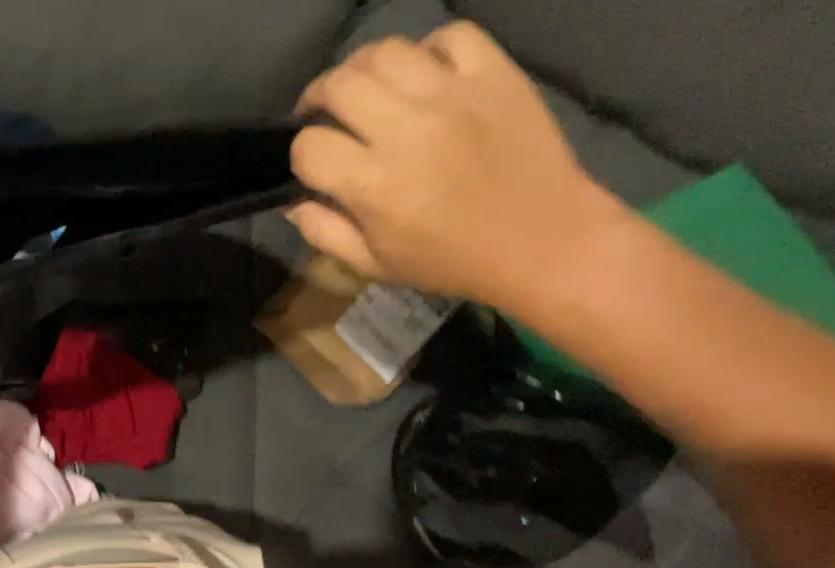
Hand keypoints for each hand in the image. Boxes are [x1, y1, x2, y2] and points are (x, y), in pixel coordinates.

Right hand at [288, 21, 625, 304]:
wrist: (541, 239)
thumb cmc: (448, 260)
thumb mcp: (371, 264)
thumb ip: (324, 232)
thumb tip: (293, 202)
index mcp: (373, 183)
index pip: (309, 147)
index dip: (301, 156)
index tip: (313, 165)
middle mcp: (407, 130)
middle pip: (339, 84)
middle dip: (318, 97)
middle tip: (323, 113)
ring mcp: (454, 95)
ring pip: (386, 51)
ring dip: (363, 67)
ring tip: (367, 88)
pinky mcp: (495, 74)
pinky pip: (451, 36)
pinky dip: (428, 49)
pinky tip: (423, 74)